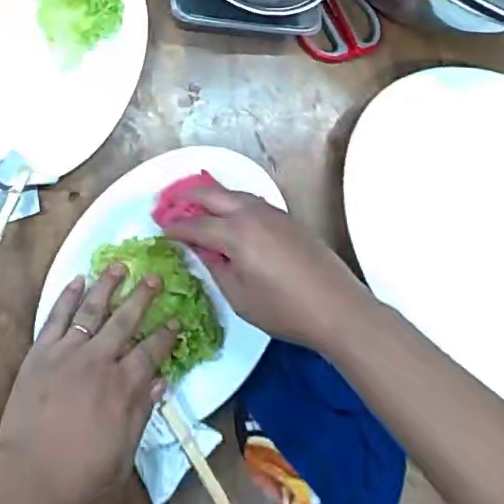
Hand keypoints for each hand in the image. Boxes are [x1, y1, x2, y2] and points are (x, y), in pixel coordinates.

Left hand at [0, 263, 178, 503]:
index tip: (176, 319)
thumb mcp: (123, 452)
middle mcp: (97, 361)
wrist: (31, 468)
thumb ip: (141, 412)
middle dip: (141, 298)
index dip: (165, 335)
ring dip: (106, 286)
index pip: (150, 353)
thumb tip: (160, 382)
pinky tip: (77, 279)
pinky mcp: (42, 349)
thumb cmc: (81, 470)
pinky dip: (67, 295)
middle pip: (123, 321)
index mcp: (122, 388)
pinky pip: (56, 315)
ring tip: (118, 266)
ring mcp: (67, 350)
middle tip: (154, 278)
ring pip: (91, 309)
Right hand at [159, 184, 374, 349]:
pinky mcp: (286, 218)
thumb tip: (200, 249)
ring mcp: (271, 212)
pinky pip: (248, 201)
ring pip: (230, 193)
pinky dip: (229, 202)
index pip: (194, 224)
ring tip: (194, 206)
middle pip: (208, 194)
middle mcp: (249, 214)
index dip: (174, 227)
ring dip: (208, 196)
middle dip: (184, 198)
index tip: (161, 230)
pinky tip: (227, 216)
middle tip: (169, 207)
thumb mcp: (239, 297)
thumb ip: (214, 267)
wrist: (341, 311)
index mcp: (234, 234)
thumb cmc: (286, 311)